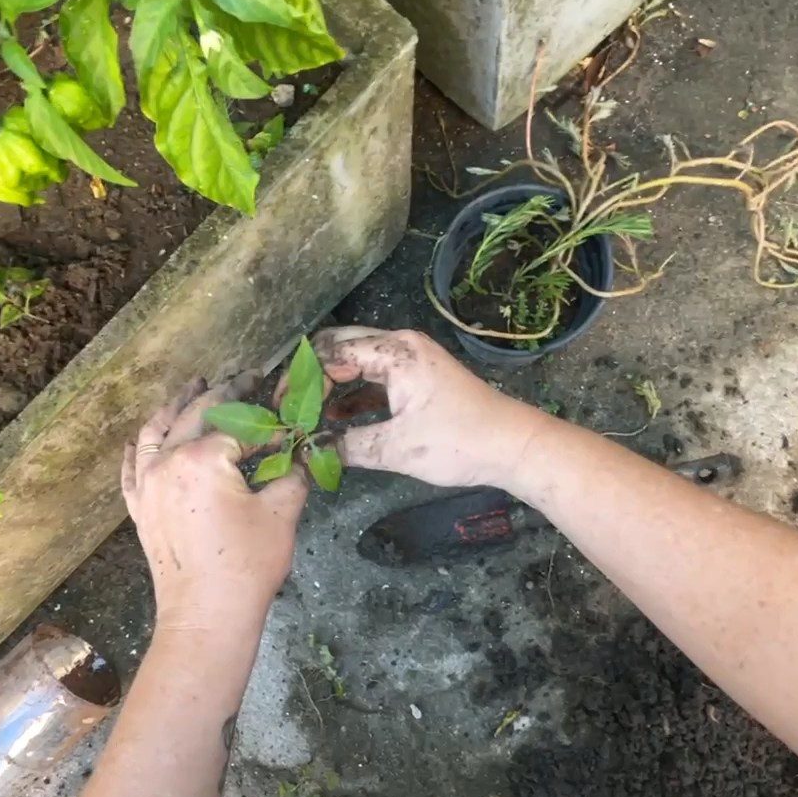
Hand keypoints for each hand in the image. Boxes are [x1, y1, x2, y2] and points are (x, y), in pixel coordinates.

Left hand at [122, 375, 308, 635]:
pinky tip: (144, 436)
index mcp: (203, 458)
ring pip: (156, 431)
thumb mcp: (282, 514)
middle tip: (244, 376)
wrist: (205, 617)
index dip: (268, 418)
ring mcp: (147, 485)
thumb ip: (293, 473)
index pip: (240, 424)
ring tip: (192, 386)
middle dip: (222, 393)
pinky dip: (139, 446)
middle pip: (195, 415)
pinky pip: (132, 467)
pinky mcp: (139, 508)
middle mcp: (167, 462)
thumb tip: (305, 452)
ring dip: (175, 405)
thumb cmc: (247, 566)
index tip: (286, 411)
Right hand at [313, 327, 549, 489]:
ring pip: (355, 362)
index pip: (330, 354)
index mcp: (395, 351)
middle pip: (339, 347)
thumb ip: (347, 446)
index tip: (285, 410)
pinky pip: (373, 377)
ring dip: (331, 386)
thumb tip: (309, 451)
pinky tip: (337, 420)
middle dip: (312, 376)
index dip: (302, 382)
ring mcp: (409, 359)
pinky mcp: (415, 378)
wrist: (512, 446)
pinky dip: (353, 395)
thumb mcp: (397, 449)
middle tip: (290, 406)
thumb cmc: (459, 442)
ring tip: (308, 415)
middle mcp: (400, 345)